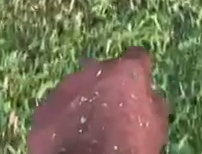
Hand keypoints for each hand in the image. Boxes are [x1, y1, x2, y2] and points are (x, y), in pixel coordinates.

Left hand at [27, 47, 169, 153]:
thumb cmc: (129, 148)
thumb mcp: (157, 127)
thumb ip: (154, 103)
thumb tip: (150, 95)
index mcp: (127, 70)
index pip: (137, 57)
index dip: (138, 72)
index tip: (138, 86)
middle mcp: (96, 69)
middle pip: (105, 70)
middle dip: (107, 85)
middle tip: (110, 110)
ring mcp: (67, 86)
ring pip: (78, 86)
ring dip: (83, 99)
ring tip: (86, 126)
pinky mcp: (45, 107)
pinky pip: (57, 107)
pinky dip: (62, 117)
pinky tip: (67, 135)